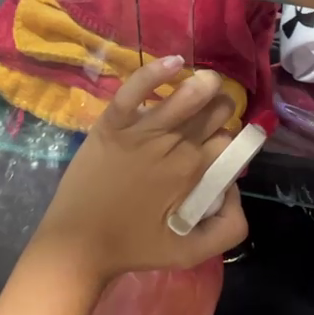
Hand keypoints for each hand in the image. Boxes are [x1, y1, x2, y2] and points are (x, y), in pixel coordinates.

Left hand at [30, 55, 248, 284]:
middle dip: (222, 109)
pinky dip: (156, 72)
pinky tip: (175, 63)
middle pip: (216, 112)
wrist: (77, 244)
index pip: (229, 142)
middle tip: (212, 119)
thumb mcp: (191, 252)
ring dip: (205, 85)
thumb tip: (236, 188)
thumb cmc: (133, 246)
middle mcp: (174, 146)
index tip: (220, 149)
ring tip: (206, 85)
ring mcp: (143, 131)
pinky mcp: (113, 122)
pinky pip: (137, 88)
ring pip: (188, 94)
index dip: (231, 141)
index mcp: (194, 174)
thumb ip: (229, 227)